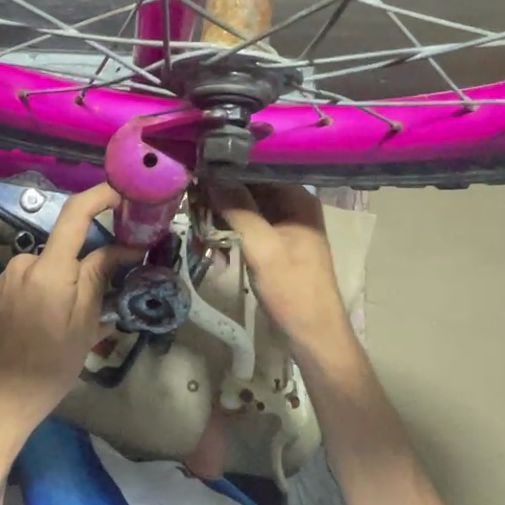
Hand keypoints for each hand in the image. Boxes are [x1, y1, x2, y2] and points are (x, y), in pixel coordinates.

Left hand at [0, 183, 139, 448]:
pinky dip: (53, 290)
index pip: (76, 213)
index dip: (102, 195)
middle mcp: (23, 263)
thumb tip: (122, 247)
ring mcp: (6, 277)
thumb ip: (99, 278)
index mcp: (47, 269)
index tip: (125, 191)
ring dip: (71, 279)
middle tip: (117, 283)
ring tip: (86, 316)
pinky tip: (58, 322)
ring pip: (51, 266)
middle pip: (66, 245)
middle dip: (93, 258)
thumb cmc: (46, 368)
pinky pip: (34, 279)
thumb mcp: (84, 326)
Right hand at [207, 183, 353, 358]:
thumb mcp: (263, 249)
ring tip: (199, 230)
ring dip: (220, 218)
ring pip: (243, 209)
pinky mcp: (273, 245)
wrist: (312, 336)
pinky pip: (245, 229)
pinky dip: (228, 235)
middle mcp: (292, 207)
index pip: (260, 168)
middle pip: (249, 187)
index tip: (199, 170)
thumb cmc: (293, 291)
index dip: (229, 168)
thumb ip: (239, 210)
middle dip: (220, 195)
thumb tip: (212, 176)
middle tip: (192, 203)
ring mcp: (282, 227)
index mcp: (299, 200)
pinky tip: (213, 250)